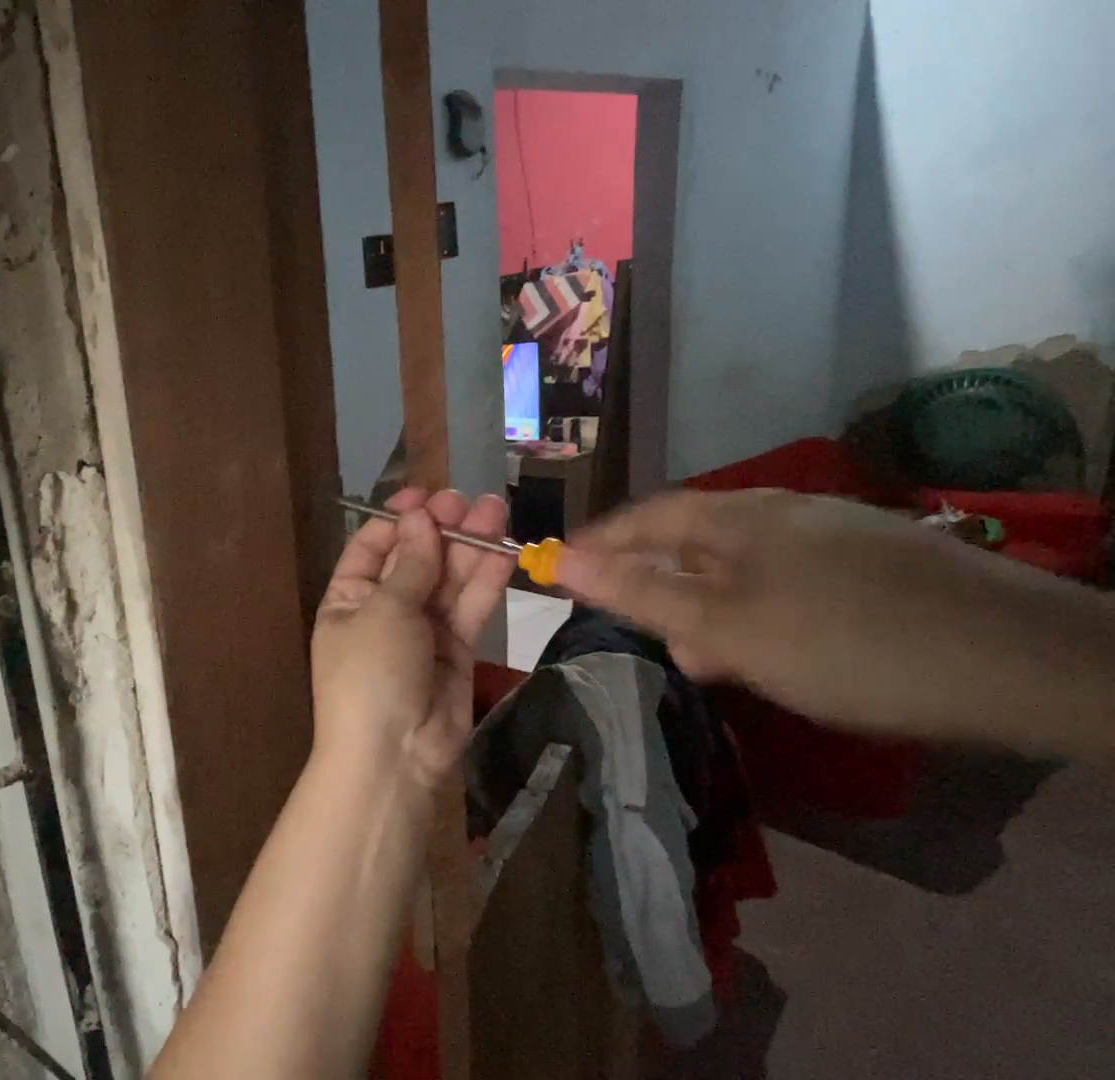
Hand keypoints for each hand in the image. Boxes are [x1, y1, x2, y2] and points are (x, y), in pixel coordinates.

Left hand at [311, 488, 514, 788]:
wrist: (393, 754)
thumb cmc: (370, 674)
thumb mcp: (383, 612)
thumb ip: (410, 566)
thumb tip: (419, 517)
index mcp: (347, 599)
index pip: (371, 549)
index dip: (397, 521)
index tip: (425, 496)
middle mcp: (383, 610)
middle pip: (415, 560)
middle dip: (440, 530)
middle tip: (469, 500)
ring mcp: (421, 631)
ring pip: (448, 580)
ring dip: (469, 547)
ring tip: (496, 509)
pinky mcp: (456, 651)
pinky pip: (470, 608)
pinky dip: (486, 581)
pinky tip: (504, 549)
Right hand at [554, 488, 1092, 741]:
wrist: (1028, 664)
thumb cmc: (846, 643)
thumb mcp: (724, 627)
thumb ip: (640, 593)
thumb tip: (562, 559)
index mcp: (740, 516)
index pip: (645, 517)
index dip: (599, 544)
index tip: (561, 575)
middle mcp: (786, 512)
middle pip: (694, 540)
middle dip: (658, 584)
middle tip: (648, 636)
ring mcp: (840, 535)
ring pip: (745, 565)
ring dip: (711, 606)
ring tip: (715, 658)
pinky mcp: (884, 567)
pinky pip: (792, 581)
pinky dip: (761, 611)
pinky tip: (784, 652)